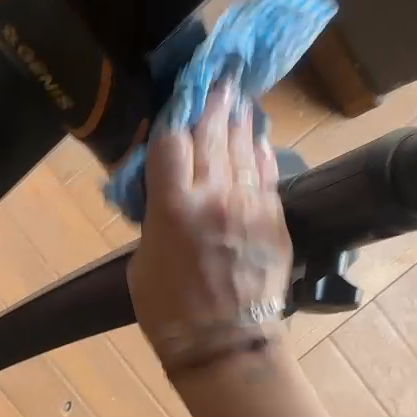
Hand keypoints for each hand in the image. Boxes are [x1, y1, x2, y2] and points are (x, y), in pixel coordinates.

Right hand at [127, 79, 292, 373]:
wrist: (224, 343)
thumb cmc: (168, 311)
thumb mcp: (142, 264)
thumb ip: (153, 220)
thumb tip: (164, 194)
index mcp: (172, 208)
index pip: (171, 141)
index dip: (172, 113)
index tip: (175, 93)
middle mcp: (213, 195)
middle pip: (212, 132)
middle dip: (211, 101)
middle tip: (215, 74)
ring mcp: (249, 203)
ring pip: (244, 144)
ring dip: (237, 116)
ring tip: (235, 93)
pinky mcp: (274, 215)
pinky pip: (266, 169)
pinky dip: (259, 147)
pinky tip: (256, 132)